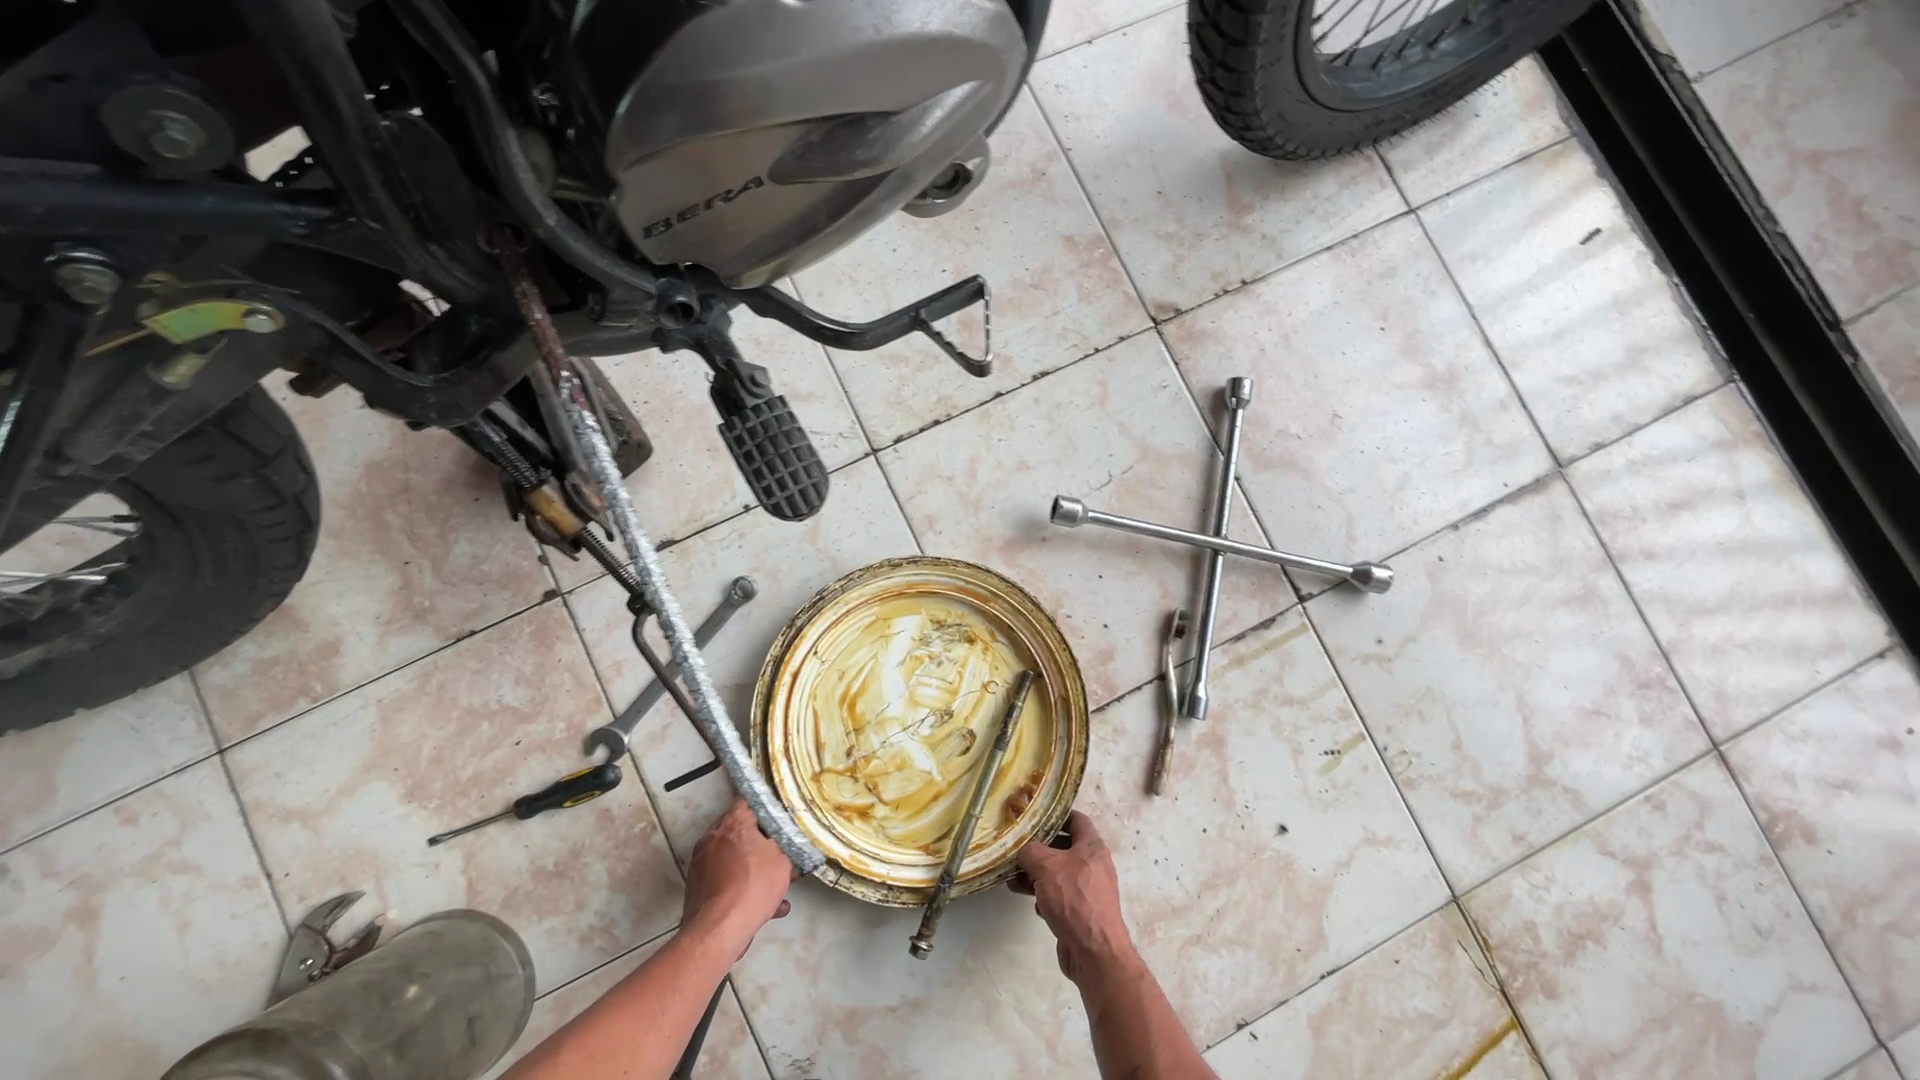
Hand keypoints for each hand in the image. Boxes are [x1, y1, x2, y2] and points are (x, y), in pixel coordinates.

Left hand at [682, 799, 792, 953]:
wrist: (719, 930)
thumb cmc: (753, 886)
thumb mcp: (783, 861)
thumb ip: (785, 846)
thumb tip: (782, 843)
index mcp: (732, 823)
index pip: (749, 801)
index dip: (767, 807)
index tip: (781, 816)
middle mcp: (712, 839)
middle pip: (741, 833)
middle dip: (763, 844)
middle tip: (782, 855)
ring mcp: (702, 864)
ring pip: (735, 861)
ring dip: (756, 871)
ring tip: (779, 889)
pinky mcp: (698, 888)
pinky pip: (728, 882)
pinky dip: (745, 890)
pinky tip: (769, 909)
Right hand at [1010, 810, 1138, 983]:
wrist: (1094, 951)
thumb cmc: (1073, 899)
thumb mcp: (1046, 866)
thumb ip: (1030, 851)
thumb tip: (1023, 851)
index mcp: (1092, 847)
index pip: (1076, 819)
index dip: (1055, 814)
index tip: (1032, 816)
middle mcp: (1093, 865)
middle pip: (1063, 847)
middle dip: (1037, 849)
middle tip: (1015, 851)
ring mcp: (1088, 890)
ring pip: (1057, 874)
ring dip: (1035, 875)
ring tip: (1013, 881)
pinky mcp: (1081, 912)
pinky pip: (1059, 896)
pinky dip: (1044, 896)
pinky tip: (1033, 904)